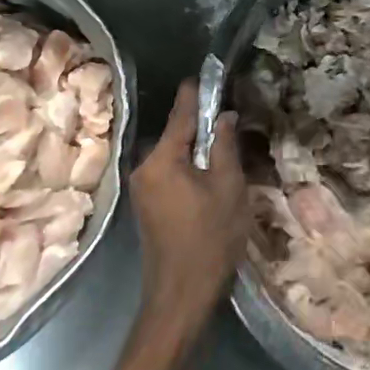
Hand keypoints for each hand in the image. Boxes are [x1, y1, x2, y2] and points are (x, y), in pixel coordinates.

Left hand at [130, 79, 245, 322]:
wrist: (181, 295)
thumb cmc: (210, 238)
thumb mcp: (227, 187)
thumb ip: (223, 146)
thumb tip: (224, 116)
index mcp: (161, 160)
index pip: (179, 115)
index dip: (193, 94)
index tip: (202, 74)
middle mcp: (143, 168)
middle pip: (174, 135)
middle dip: (198, 124)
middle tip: (225, 114)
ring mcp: (142, 188)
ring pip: (172, 156)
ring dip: (194, 148)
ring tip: (221, 143)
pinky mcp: (146, 205)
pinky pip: (168, 173)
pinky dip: (186, 167)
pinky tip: (207, 172)